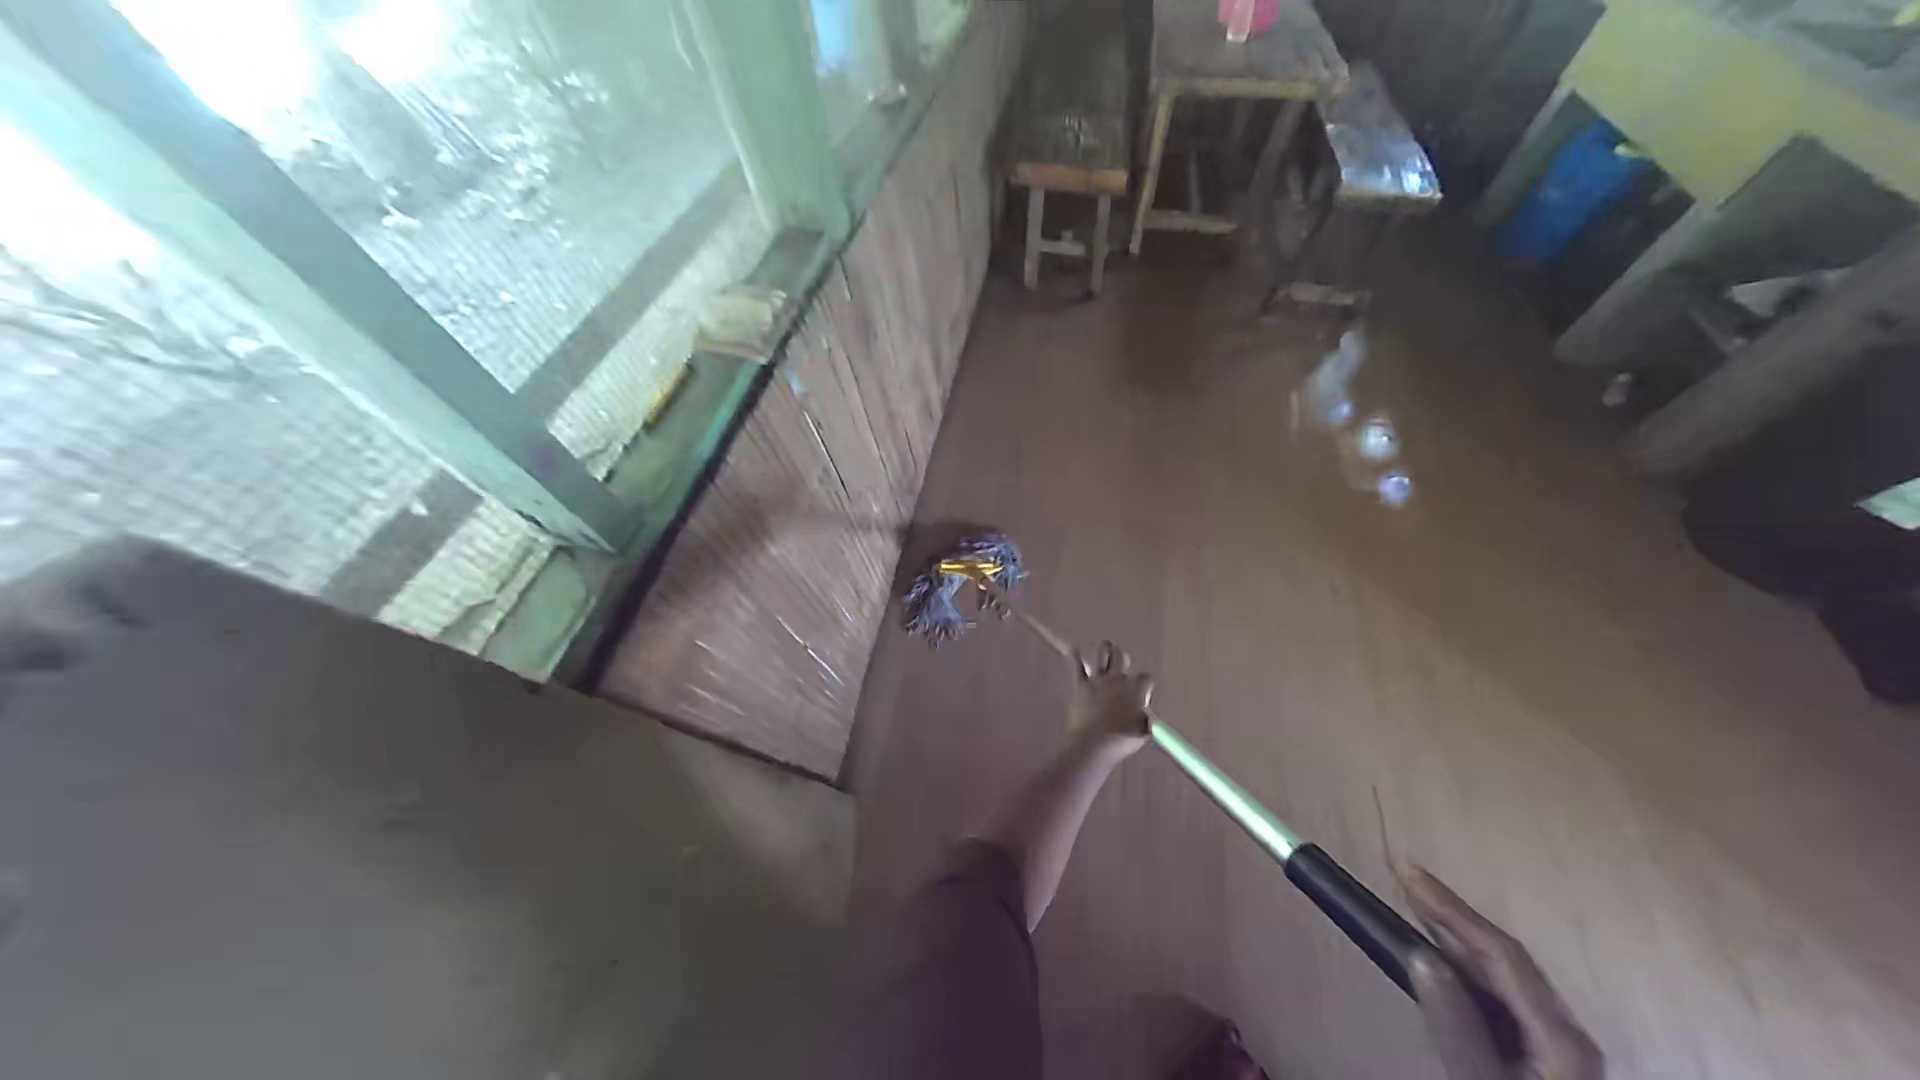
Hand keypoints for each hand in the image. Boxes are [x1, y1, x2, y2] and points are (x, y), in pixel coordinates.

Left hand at [1068, 641, 1152, 756]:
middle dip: (1123, 659)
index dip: (1144, 683)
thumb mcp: (1142, 733)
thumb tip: (1146, 717)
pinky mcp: (1081, 685)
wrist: (1093, 744)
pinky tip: (1073, 648)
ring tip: (1106, 646)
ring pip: (1103, 654)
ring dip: (1105, 650)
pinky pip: (1077, 666)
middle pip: (1123, 658)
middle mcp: (1118, 679)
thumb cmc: (1121, 741)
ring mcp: (1098, 680)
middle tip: (1122, 659)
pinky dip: (1075, 656)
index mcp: (1136, 689)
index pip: (1145, 678)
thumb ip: (1145, 721)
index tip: (1142, 689)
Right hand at [1401, 866, 1602, 1079]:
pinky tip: (1437, 959)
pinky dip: (1462, 966)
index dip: (1450, 906)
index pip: (1500, 953)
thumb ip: (1456, 1030)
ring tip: (1411, 905)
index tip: (1403, 870)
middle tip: (1400, 877)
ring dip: (1454, 935)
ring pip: (1502, 974)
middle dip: (1450, 913)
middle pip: (1504, 957)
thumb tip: (1420, 956)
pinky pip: (1498, 995)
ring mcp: (1556, 1045)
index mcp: (1560, 1037)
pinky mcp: (1540, 1056)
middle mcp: (1565, 1031)